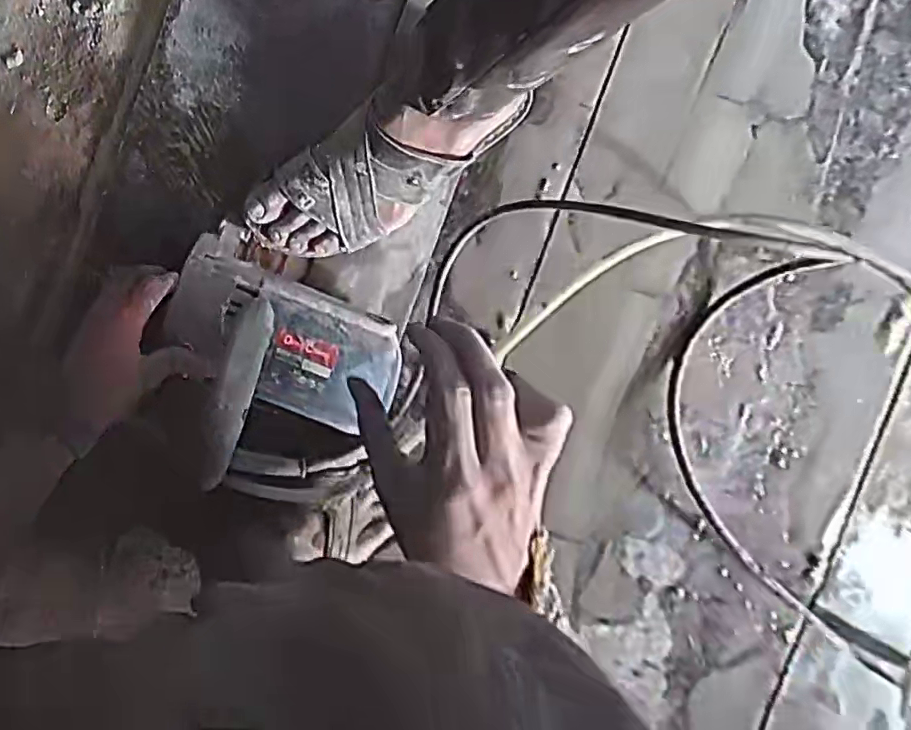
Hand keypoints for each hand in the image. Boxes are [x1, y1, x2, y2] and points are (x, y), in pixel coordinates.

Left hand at [58, 267, 197, 446]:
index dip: (165, 281)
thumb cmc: (111, 393)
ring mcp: (93, 314)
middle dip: (148, 273)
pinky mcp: (84, 324)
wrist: (69, 409)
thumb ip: (175, 361)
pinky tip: (127, 307)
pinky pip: (104, 295)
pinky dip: (119, 291)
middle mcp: (108, 307)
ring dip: (131, 279)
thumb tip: (208, 363)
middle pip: (129, 276)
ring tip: (148, 289)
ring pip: (114, 283)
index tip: (178, 280)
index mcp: (127, 315)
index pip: (149, 287)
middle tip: (165, 278)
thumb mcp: (147, 377)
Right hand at [351, 320, 571, 594]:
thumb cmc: (425, 535)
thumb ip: (373, 428)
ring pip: (525, 396)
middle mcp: (497, 463)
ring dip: (493, 363)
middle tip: (440, 325)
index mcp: (452, 468)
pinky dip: (530, 392)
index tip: (416, 333)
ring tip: (467, 352)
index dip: (434, 350)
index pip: (450, 391)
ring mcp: (529, 467)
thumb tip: (358, 383)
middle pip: (491, 383)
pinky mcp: (546, 470)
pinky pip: (552, 419)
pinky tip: (506, 391)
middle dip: (463, 341)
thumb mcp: (389, 483)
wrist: (478, 585)